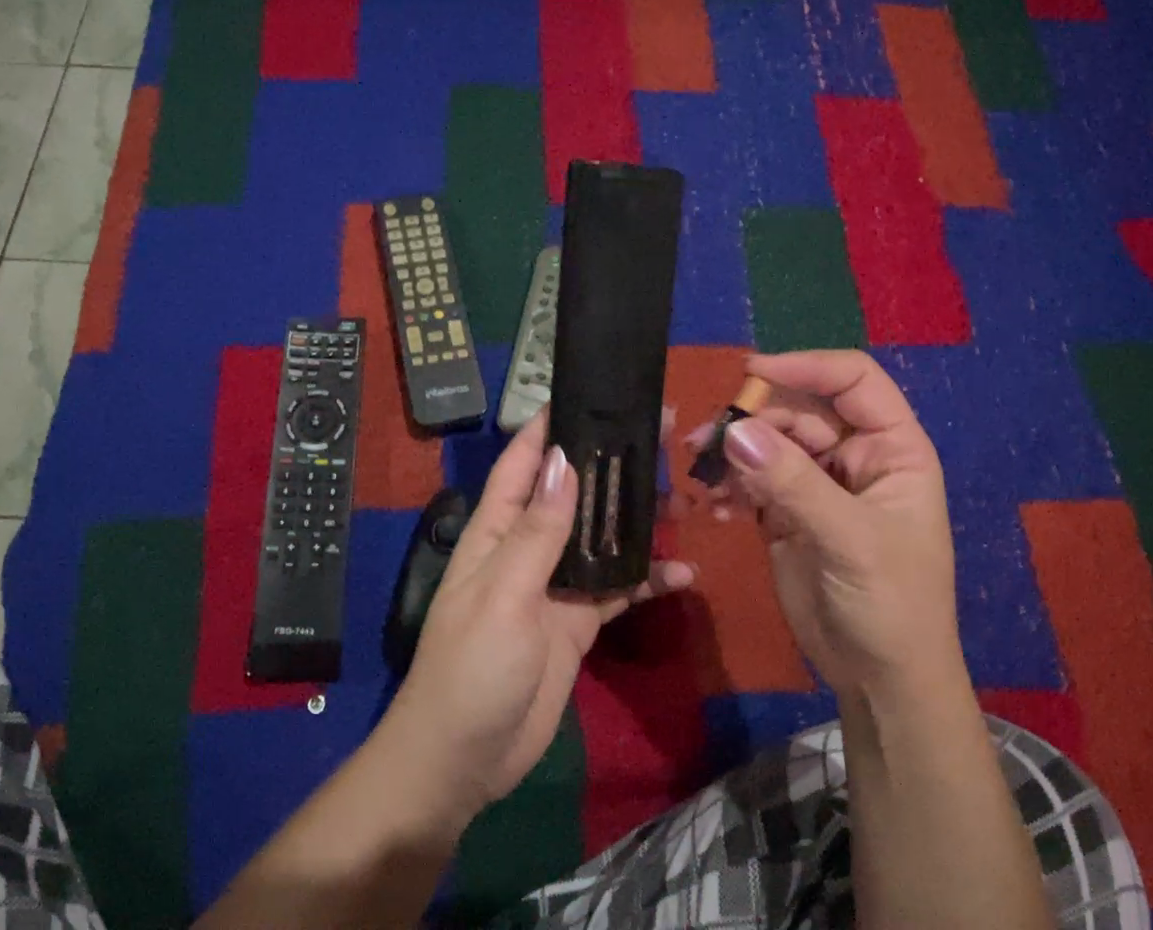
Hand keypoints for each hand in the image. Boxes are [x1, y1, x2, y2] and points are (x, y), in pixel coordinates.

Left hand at [382, 416, 694, 809]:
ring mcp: (553, 588)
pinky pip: (615, 591)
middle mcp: (526, 550)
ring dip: (637, 521)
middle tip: (666, 436)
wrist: (465, 758)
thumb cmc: (472, 668)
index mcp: (496, 532)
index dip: (554, 428)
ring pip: (600, 540)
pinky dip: (646, 580)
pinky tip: (684, 574)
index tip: (596, 393)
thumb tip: (562, 461)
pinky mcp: (575, 625)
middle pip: (572, 496)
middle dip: (611, 467)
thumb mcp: (504, 595)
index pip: (523, 464)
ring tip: (686, 495)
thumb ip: (536, 532)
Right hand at [690, 350, 959, 693]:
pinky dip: (729, 487)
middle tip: (706, 439)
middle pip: (798, 411)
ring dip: (733, 452)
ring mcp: (817, 487)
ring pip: (768, 445)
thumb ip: (794, 483)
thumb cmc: (892, 605)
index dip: (805, 367)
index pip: (852, 382)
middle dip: (754, 419)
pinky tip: (712, 506)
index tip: (749, 374)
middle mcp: (854, 459)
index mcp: (893, 450)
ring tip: (700, 475)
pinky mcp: (786, 516)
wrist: (880, 679)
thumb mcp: (851, 540)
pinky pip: (751, 482)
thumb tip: (735, 431)